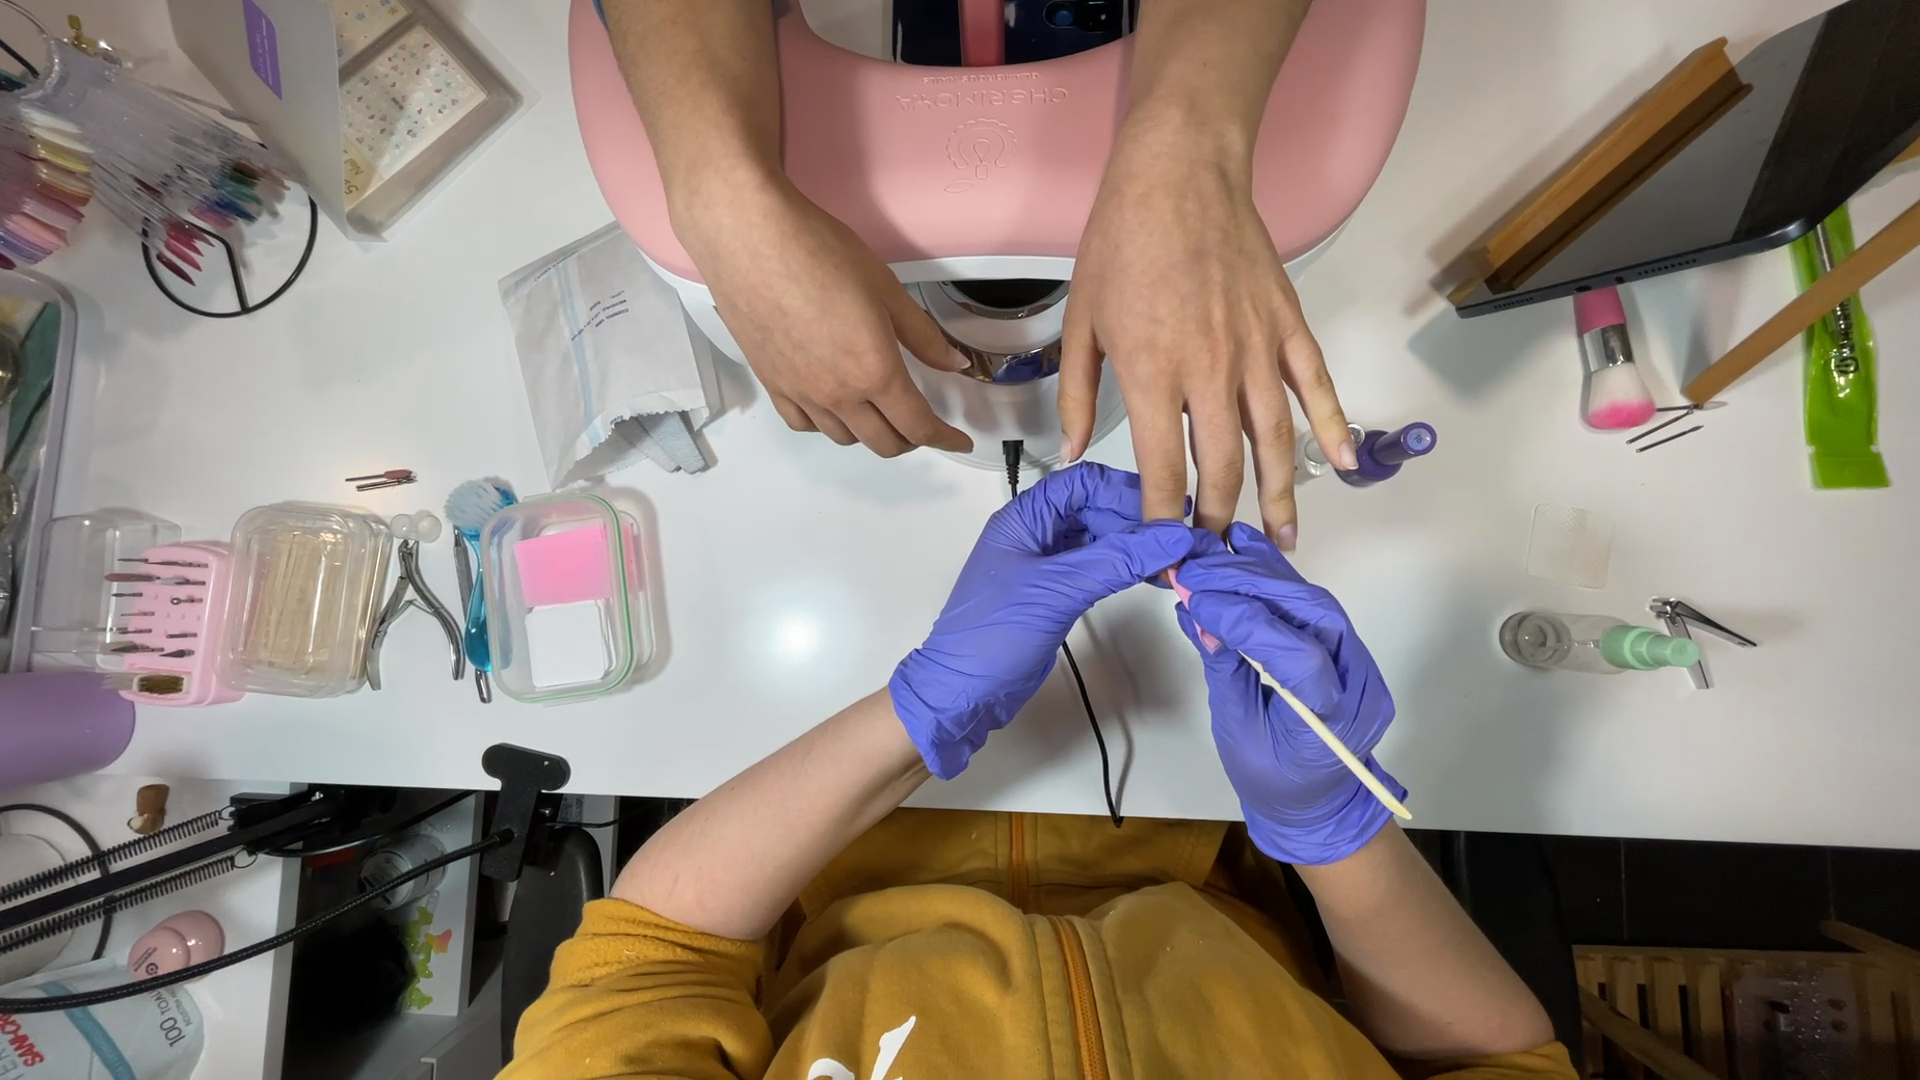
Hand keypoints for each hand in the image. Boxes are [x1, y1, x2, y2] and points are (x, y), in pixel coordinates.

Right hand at [677, 180, 973, 456]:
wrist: (748, 237)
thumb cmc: (818, 253)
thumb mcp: (887, 290)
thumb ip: (924, 336)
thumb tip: (954, 363)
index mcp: (875, 373)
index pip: (918, 426)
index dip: (944, 439)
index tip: (958, 441)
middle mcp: (839, 394)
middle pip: (884, 442)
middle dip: (911, 440)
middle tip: (922, 425)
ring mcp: (802, 393)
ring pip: (845, 438)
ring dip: (871, 434)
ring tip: (880, 413)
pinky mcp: (773, 383)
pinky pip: (805, 425)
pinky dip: (827, 426)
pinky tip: (833, 409)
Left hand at [891, 463, 1195, 777]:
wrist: (963, 692)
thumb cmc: (996, 634)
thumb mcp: (1057, 591)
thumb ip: (1115, 561)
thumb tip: (1173, 537)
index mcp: (1022, 518)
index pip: (1082, 484)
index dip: (1125, 491)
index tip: (1169, 509)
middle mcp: (1033, 533)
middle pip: (1092, 507)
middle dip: (1134, 519)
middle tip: (1179, 538)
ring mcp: (1042, 563)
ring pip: (1095, 537)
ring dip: (1131, 544)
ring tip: (1172, 558)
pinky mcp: (1052, 591)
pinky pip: (1092, 565)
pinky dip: (1120, 567)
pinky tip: (1148, 574)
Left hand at [1059, 133, 1354, 548]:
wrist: (1179, 174)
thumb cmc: (1120, 246)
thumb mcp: (1080, 322)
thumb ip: (1077, 395)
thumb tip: (1072, 453)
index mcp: (1152, 376)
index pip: (1161, 470)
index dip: (1162, 518)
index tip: (1163, 550)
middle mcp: (1209, 373)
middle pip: (1221, 467)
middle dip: (1216, 518)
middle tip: (1213, 551)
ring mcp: (1256, 350)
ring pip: (1273, 439)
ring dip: (1278, 494)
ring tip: (1281, 538)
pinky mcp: (1287, 325)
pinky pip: (1315, 385)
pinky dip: (1330, 426)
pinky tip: (1341, 463)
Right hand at [1173, 522, 1402, 863]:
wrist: (1318, 805)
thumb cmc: (1271, 783)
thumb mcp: (1239, 732)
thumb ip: (1226, 671)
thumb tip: (1200, 616)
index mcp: (1331, 720)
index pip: (1294, 655)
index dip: (1242, 619)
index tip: (1193, 595)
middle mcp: (1356, 684)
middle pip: (1312, 614)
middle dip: (1252, 583)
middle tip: (1201, 564)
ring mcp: (1357, 664)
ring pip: (1314, 603)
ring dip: (1263, 572)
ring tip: (1220, 546)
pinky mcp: (1344, 651)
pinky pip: (1312, 609)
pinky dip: (1277, 580)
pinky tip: (1248, 551)